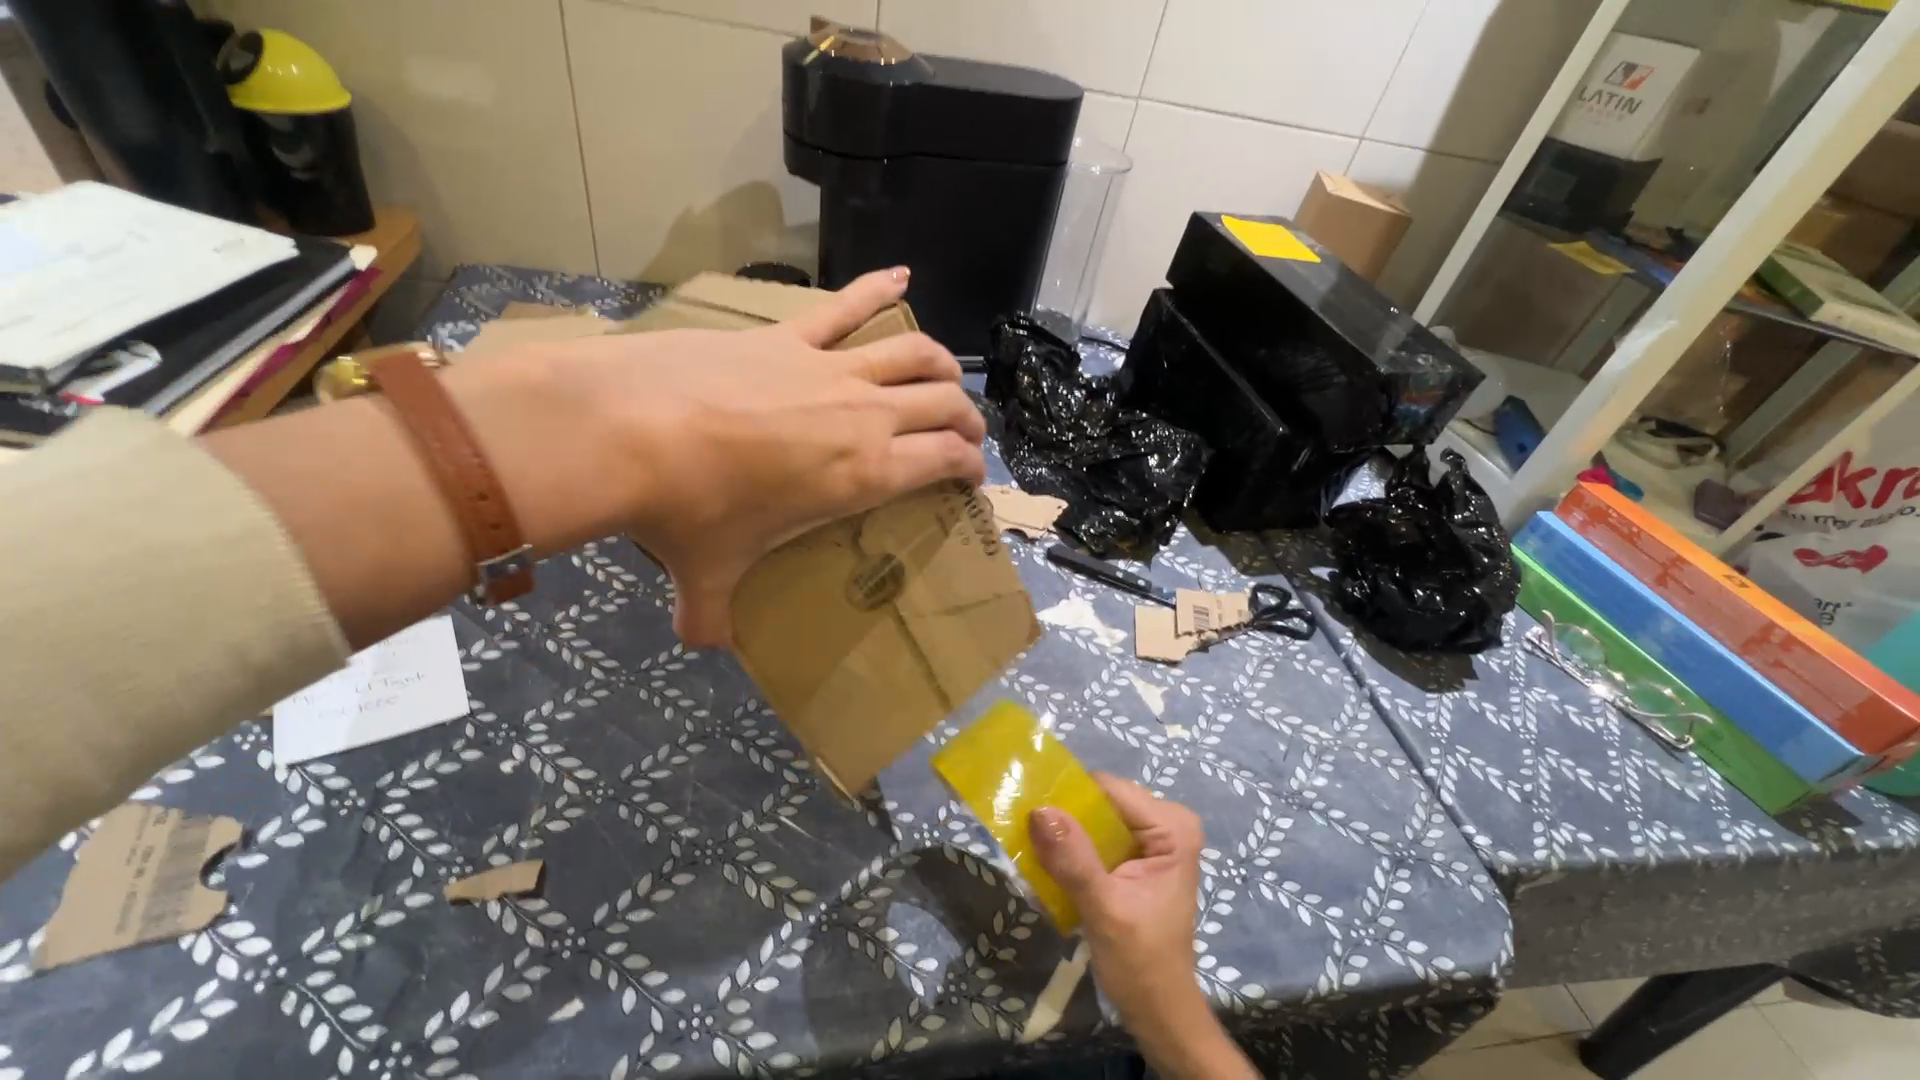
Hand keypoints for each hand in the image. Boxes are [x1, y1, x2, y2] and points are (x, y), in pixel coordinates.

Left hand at [468, 267, 985, 645]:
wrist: (628, 432)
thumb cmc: (689, 511)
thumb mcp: (708, 575)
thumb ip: (712, 616)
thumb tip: (701, 641)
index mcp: (864, 475)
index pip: (943, 461)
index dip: (969, 465)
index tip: (972, 472)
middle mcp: (864, 417)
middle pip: (942, 405)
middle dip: (966, 420)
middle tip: (967, 433)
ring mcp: (829, 369)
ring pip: (913, 353)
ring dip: (941, 364)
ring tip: (948, 375)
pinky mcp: (789, 337)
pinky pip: (846, 307)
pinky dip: (879, 288)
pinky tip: (902, 274)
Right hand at [1030, 775, 1208, 1037]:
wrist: (1159, 1010)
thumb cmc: (1140, 963)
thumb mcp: (1103, 909)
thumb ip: (1074, 859)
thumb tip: (1039, 810)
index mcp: (1173, 828)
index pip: (1110, 790)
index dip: (1070, 798)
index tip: (1030, 812)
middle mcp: (1168, 823)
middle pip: (1103, 800)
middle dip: (1067, 815)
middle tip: (1028, 835)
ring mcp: (1154, 840)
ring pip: (1098, 817)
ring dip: (1067, 833)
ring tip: (1037, 851)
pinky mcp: (1139, 856)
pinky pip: (1099, 835)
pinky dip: (1075, 848)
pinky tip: (1054, 865)